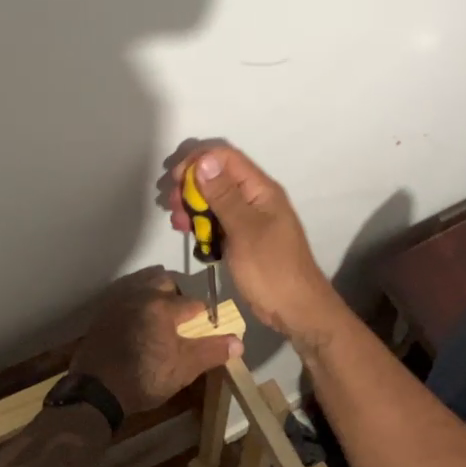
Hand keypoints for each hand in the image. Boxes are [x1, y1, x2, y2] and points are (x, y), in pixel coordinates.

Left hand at [71, 266, 241, 415]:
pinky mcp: (102, 314)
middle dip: (178, 293)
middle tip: (183, 315)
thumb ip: (212, 351)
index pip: (193, 302)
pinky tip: (137, 319)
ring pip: (142, 284)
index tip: (207, 326)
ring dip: (155, 291)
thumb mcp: (184, 368)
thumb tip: (239, 342)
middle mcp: (140, 295)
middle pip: (165, 282)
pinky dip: (135, 301)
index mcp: (163, 306)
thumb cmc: (145, 378)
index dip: (205, 315)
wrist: (95, 391)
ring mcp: (118, 302)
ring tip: (161, 313)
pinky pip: (124, 296)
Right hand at [160, 141, 340, 339]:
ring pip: (214, 200)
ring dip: (192, 205)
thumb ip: (223, 195)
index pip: (226, 158)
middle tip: (170, 203)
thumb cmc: (271, 268)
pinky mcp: (242, 238)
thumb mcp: (244, 230)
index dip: (197, 161)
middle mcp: (254, 198)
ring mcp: (248, 219)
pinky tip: (186, 232)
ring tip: (176, 221)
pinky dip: (200, 223)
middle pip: (217, 176)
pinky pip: (217, 221)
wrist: (294, 309)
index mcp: (260, 189)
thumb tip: (204, 160)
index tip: (174, 178)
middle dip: (190, 184)